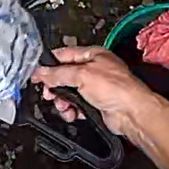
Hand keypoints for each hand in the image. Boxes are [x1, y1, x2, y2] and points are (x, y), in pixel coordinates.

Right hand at [30, 46, 168, 144]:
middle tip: (49, 93)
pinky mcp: (96, 103)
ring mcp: (95, 87)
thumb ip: (59, 74)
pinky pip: (77, 105)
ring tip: (63, 106)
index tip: (37, 74)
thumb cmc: (118, 89)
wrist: (131, 113)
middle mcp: (94, 69)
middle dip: (54, 86)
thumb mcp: (82, 75)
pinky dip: (72, 110)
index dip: (48, 65)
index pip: (64, 55)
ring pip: (69, 92)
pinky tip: (73, 113)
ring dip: (63, 101)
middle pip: (64, 75)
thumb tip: (42, 72)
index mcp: (92, 55)